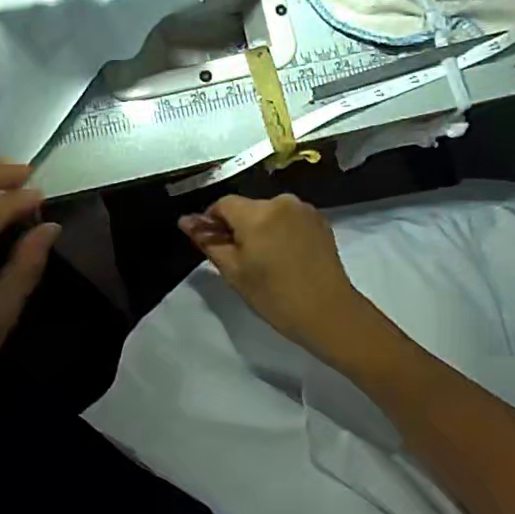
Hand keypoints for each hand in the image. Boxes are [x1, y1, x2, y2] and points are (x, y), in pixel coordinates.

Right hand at [178, 194, 395, 370]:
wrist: (329, 312)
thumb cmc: (275, 296)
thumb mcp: (234, 271)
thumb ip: (208, 241)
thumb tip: (185, 220)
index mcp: (256, 213)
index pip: (222, 204)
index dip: (212, 221)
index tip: (213, 244)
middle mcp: (281, 201)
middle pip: (247, 207)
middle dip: (238, 226)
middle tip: (239, 258)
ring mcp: (303, 209)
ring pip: (268, 212)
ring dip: (260, 228)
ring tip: (265, 259)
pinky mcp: (320, 220)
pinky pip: (289, 218)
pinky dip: (281, 231)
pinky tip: (285, 256)